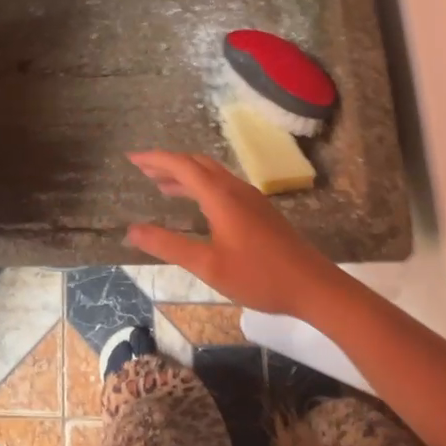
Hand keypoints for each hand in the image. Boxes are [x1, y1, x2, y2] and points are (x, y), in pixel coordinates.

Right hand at [125, 150, 341, 316]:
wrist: (314, 287)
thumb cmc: (259, 277)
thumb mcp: (208, 265)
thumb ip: (168, 245)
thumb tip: (131, 230)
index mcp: (220, 196)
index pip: (181, 166)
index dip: (154, 159)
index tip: (131, 159)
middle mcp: (235, 188)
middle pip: (197, 163)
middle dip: (168, 163)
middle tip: (143, 170)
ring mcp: (250, 198)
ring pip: (212, 173)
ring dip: (185, 174)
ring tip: (162, 184)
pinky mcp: (260, 210)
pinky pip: (222, 184)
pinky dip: (201, 185)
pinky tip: (197, 203)